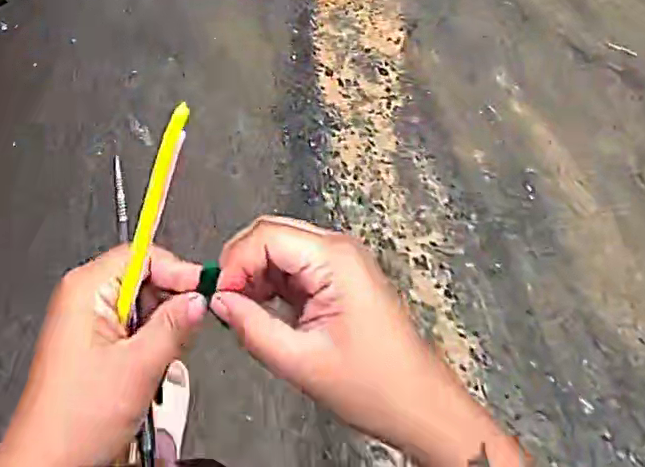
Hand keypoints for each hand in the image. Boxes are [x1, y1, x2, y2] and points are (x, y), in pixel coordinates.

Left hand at [0, 244, 207, 466]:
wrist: (45, 464)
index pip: (141, 254)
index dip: (175, 270)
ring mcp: (83, 320)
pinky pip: (126, 330)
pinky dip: (144, 349)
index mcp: (86, 287)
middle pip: (141, 280)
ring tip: (157, 366)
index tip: (202, 290)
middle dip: (167, 308)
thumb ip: (172, 327)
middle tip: (184, 334)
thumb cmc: (72, 421)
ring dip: (157, 333)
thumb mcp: (137, 369)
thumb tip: (196, 299)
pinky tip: (145, 375)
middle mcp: (82, 296)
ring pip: (137, 308)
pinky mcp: (88, 343)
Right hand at [213, 216, 521, 466]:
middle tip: (226, 302)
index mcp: (334, 258)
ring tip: (246, 312)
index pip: (265, 236)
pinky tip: (265, 310)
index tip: (220, 294)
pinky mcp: (335, 274)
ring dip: (254, 276)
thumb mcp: (304, 363)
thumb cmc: (380, 387)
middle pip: (268, 235)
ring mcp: (337, 259)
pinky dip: (270, 284)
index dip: (235, 262)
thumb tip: (220, 302)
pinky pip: (290, 265)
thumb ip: (253, 328)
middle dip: (242, 266)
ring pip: (276, 248)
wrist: (425, 409)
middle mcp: (336, 248)